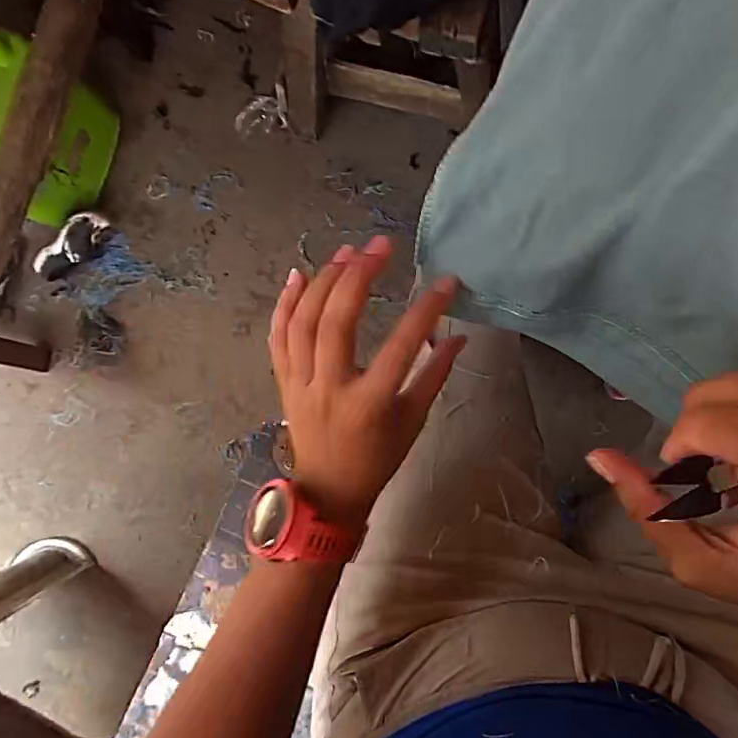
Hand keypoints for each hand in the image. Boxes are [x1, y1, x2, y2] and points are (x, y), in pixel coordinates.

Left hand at [269, 235, 467, 526]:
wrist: (328, 491)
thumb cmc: (377, 460)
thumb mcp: (413, 422)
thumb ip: (435, 377)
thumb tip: (459, 337)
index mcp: (369, 403)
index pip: (402, 346)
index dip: (427, 310)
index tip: (446, 283)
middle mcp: (329, 388)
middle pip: (337, 322)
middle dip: (358, 276)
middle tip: (380, 246)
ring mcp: (301, 383)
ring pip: (303, 322)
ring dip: (324, 281)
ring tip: (347, 252)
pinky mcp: (284, 381)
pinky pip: (278, 337)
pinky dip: (285, 304)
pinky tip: (299, 274)